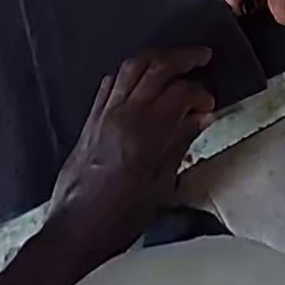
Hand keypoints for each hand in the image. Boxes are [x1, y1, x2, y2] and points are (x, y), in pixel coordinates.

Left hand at [42, 47, 215, 272]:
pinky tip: (140, 77)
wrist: (75, 229)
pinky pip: (112, 81)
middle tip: (202, 56)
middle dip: (184, 57)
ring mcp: (106, 110)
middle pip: (158, 67)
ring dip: (157, 56)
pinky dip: (129, 72)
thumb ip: (180, 144)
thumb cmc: (121, 217)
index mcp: (146, 131)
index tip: (209, 104)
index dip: (200, 93)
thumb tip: (200, 117)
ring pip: (133, 65)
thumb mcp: (160, 186)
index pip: (180, 93)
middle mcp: (125, 112)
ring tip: (174, 58)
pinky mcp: (91, 115)